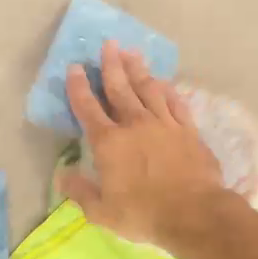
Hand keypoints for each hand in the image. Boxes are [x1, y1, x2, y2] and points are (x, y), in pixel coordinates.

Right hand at [58, 40, 226, 245]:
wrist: (194, 213)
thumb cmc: (143, 214)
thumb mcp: (101, 212)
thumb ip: (80, 191)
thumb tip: (63, 174)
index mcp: (109, 143)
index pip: (88, 109)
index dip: (78, 88)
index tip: (74, 68)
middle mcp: (135, 125)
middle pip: (120, 89)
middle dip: (111, 65)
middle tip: (108, 44)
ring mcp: (164, 124)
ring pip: (149, 89)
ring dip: (138, 70)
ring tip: (132, 52)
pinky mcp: (188, 131)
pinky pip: (176, 103)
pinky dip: (168, 90)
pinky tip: (163, 81)